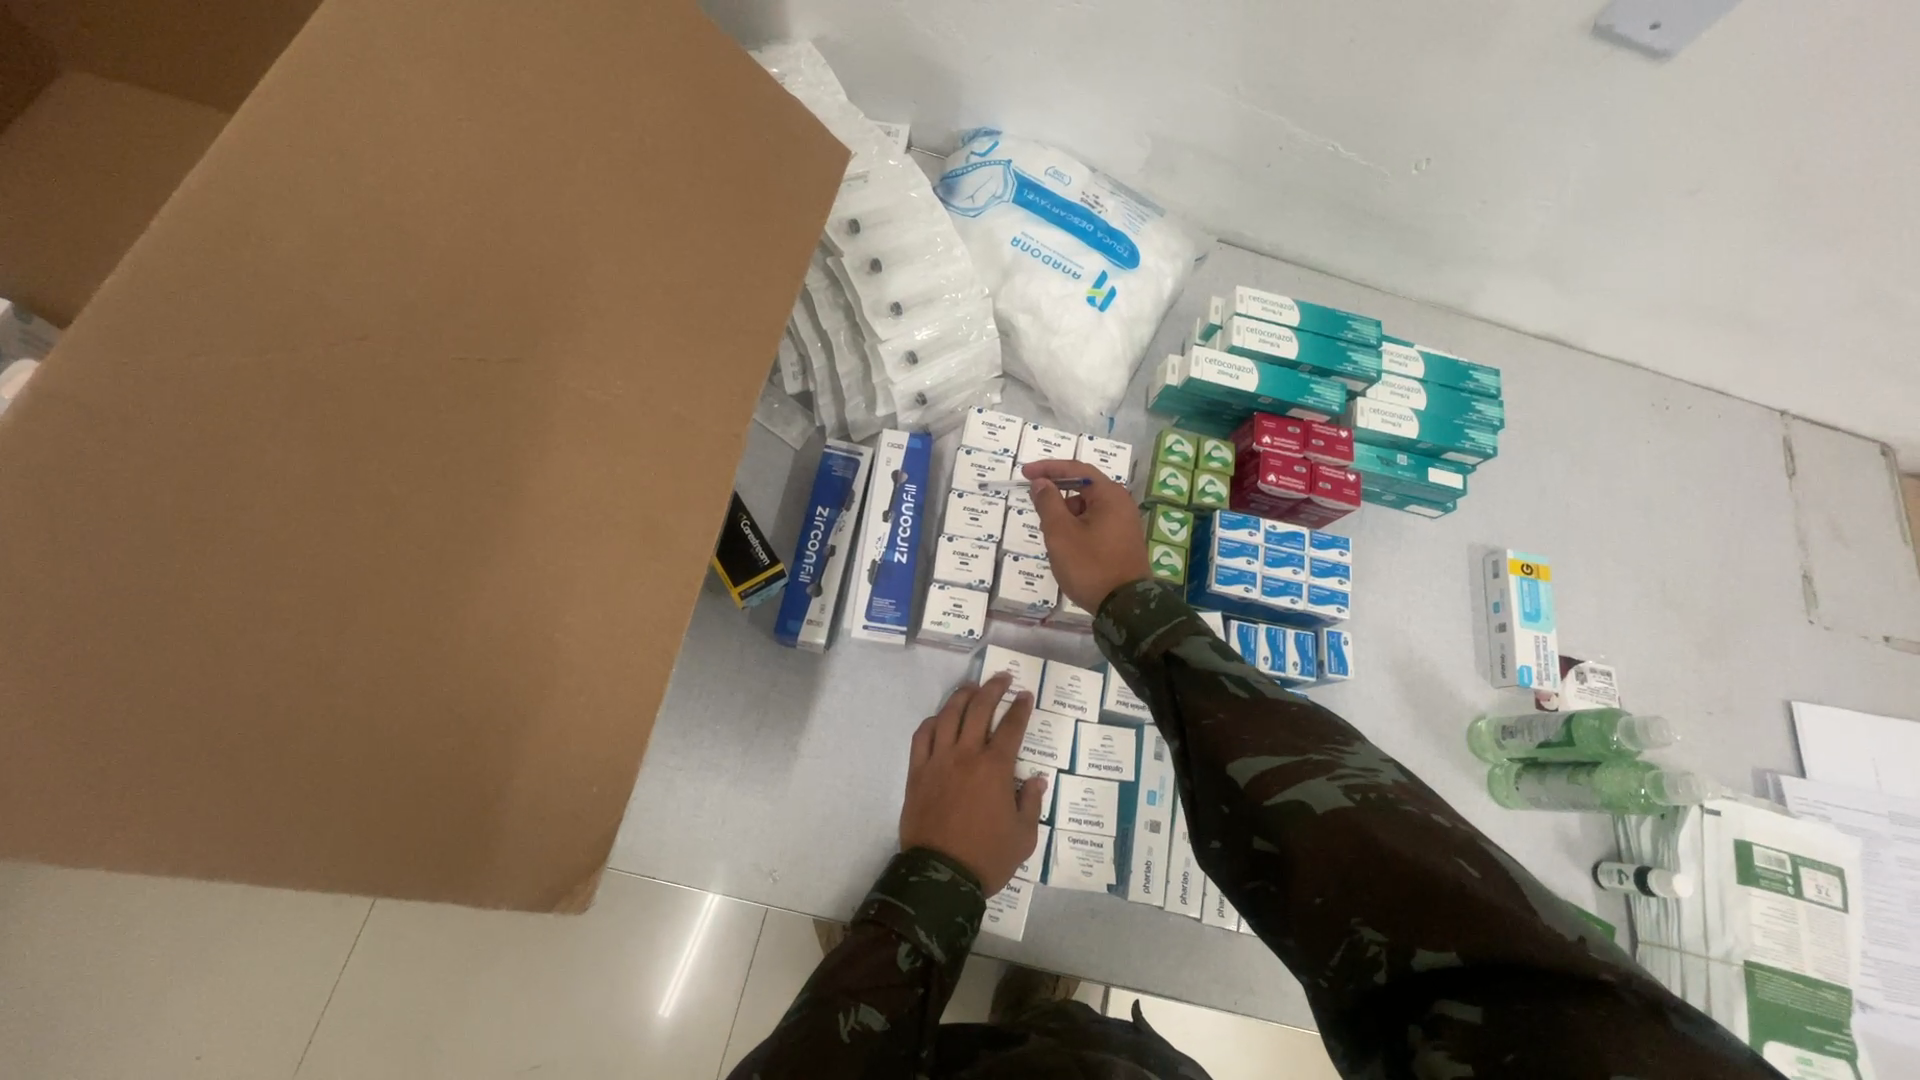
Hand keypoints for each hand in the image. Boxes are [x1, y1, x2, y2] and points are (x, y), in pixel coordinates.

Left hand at [900, 674, 1048, 895]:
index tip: (1025, 695)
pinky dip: (933, 721)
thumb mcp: (1024, 836)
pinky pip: (922, 736)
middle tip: (1002, 678)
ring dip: (962, 696)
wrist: (941, 876)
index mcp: (996, 768)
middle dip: (993, 689)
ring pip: (949, 715)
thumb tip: (1037, 779)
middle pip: (979, 709)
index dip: (1020, 707)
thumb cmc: (988, 857)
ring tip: (972, 688)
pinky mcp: (917, 772)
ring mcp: (938, 761)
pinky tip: (940, 718)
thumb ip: (1032, 802)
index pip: (1011, 726)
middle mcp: (966, 755)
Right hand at [1022, 459, 1151, 611]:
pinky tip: (1066, 547)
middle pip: (1084, 487)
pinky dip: (1077, 527)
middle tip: (1037, 509)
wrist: (1124, 606)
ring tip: (1051, 536)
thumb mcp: (1060, 533)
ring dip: (1066, 514)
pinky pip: (1096, 524)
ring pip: (1088, 508)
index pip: (1076, 469)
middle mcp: (1121, 504)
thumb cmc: (1089, 565)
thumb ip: (1048, 503)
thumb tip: (1041, 482)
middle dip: (1057, 495)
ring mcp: (1125, 524)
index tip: (1025, 474)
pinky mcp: (1123, 542)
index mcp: (1110, 495)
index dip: (1048, 468)